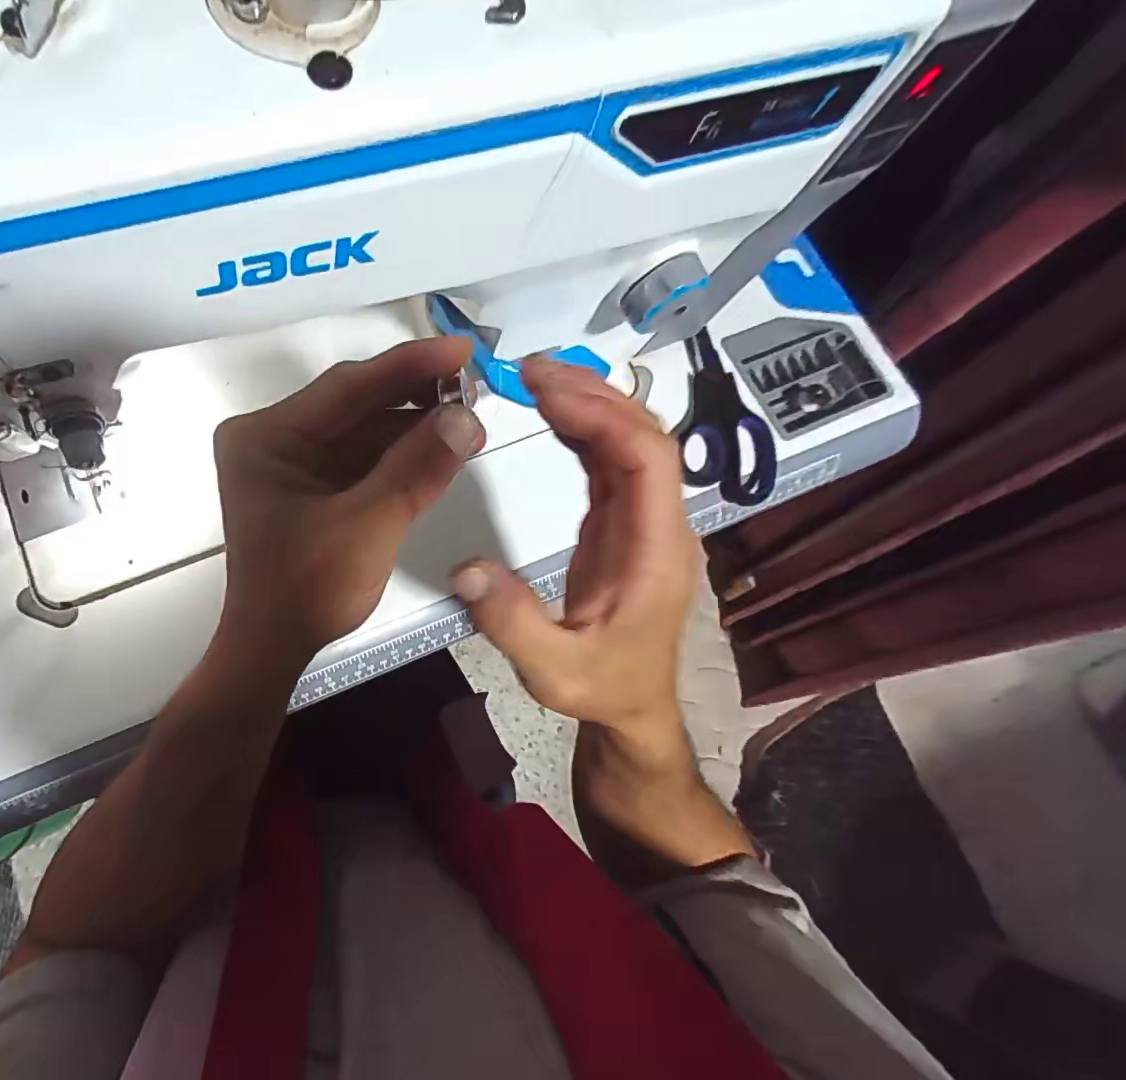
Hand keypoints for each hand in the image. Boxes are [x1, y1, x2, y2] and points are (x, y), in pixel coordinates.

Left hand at [214, 337, 484, 659]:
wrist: (274, 646)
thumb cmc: (305, 592)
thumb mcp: (366, 527)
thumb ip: (415, 469)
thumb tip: (465, 416)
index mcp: (265, 438)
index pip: (345, 388)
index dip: (408, 366)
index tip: (462, 350)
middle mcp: (273, 440)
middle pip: (354, 404)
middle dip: (414, 398)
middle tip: (474, 388)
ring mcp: (292, 463)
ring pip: (362, 430)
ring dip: (413, 427)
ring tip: (468, 421)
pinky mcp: (312, 485)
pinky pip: (362, 458)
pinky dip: (401, 455)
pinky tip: (441, 447)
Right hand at [451, 354, 698, 741]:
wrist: (630, 707)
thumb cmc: (600, 689)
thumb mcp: (553, 671)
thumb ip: (512, 622)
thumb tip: (465, 567)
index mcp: (655, 552)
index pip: (647, 460)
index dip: (603, 416)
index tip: (546, 390)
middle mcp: (659, 526)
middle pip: (644, 437)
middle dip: (593, 396)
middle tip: (531, 371)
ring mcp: (643, 523)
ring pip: (629, 443)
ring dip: (589, 405)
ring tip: (537, 381)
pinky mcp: (622, 526)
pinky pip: (610, 464)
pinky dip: (584, 432)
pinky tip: (553, 416)